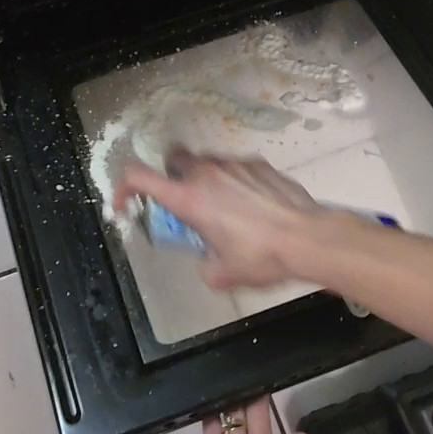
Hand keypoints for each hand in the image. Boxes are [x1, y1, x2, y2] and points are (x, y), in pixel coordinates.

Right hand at [116, 150, 330, 289]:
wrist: (308, 237)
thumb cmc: (261, 257)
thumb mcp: (225, 274)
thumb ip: (206, 266)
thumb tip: (209, 263)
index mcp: (188, 198)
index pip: (139, 177)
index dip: (124, 187)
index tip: (126, 203)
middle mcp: (206, 173)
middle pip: (173, 160)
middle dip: (171, 177)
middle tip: (184, 203)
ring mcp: (233, 163)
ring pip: (206, 162)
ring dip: (205, 180)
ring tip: (224, 207)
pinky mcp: (258, 163)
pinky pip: (236, 167)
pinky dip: (235, 181)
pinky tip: (253, 204)